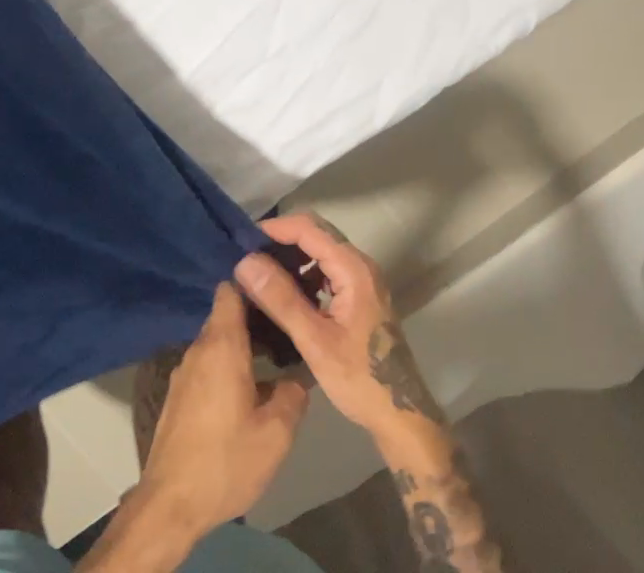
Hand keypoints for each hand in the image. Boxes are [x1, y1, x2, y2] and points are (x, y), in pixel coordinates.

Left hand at [134, 283, 310, 534]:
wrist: (171, 502)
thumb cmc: (227, 461)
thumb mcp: (276, 433)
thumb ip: (292, 396)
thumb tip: (297, 378)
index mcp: (221, 348)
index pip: (230, 292)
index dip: (253, 283)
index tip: (279, 285)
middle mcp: (198, 351)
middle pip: (225, 317)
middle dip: (254, 317)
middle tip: (288, 324)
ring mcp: (183, 374)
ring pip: (216, 344)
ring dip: (242, 346)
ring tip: (275, 356)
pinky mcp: (178, 396)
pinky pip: (206, 366)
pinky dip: (227, 366)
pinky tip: (249, 387)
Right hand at [234, 212, 444, 440]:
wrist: (400, 414)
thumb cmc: (360, 378)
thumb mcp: (314, 340)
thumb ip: (280, 299)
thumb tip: (245, 262)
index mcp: (354, 271)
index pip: (309, 229)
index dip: (274, 229)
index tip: (242, 243)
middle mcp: (362, 267)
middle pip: (316, 235)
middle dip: (280, 241)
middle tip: (246, 259)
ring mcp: (363, 282)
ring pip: (321, 253)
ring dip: (291, 258)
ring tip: (259, 276)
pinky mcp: (360, 297)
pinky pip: (328, 272)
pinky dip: (304, 275)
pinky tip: (285, 296)